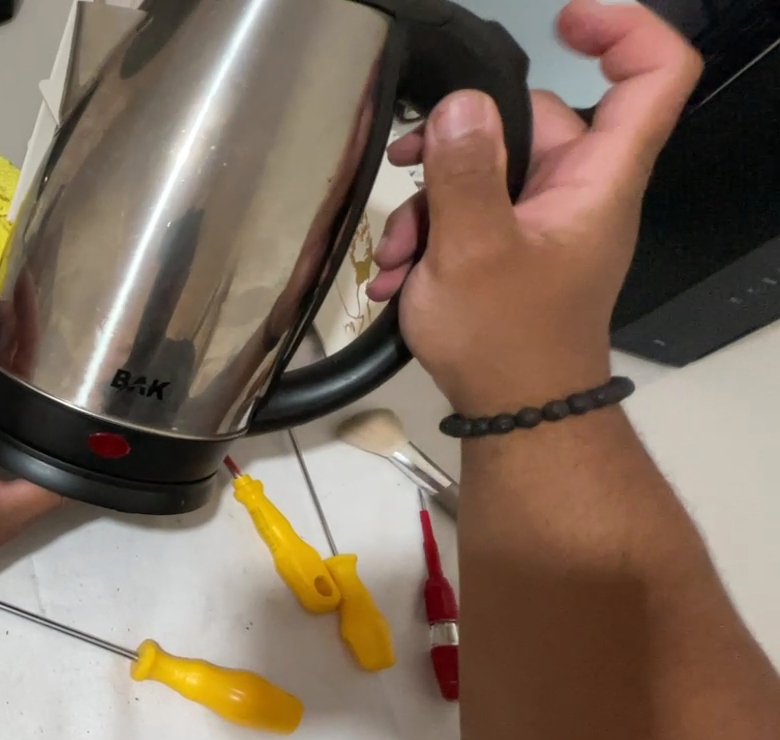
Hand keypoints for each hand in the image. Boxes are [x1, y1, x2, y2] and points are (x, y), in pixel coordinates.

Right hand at [367, 0, 701, 414]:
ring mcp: (535, 227)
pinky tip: (391, 280)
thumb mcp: (471, 251)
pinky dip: (422, 246)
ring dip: (420, 216)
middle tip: (399, 171)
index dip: (620, 31)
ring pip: (478, 185)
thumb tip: (458, 107)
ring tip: (388, 260)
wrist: (510, 404)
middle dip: (451, 156)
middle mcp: (572, 193)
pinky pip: (462, 227)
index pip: (649, 75)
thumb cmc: (504, 332)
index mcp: (596, 178)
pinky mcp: (503, 256)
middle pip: (525, 134)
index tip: (564, 19)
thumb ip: (464, 176)